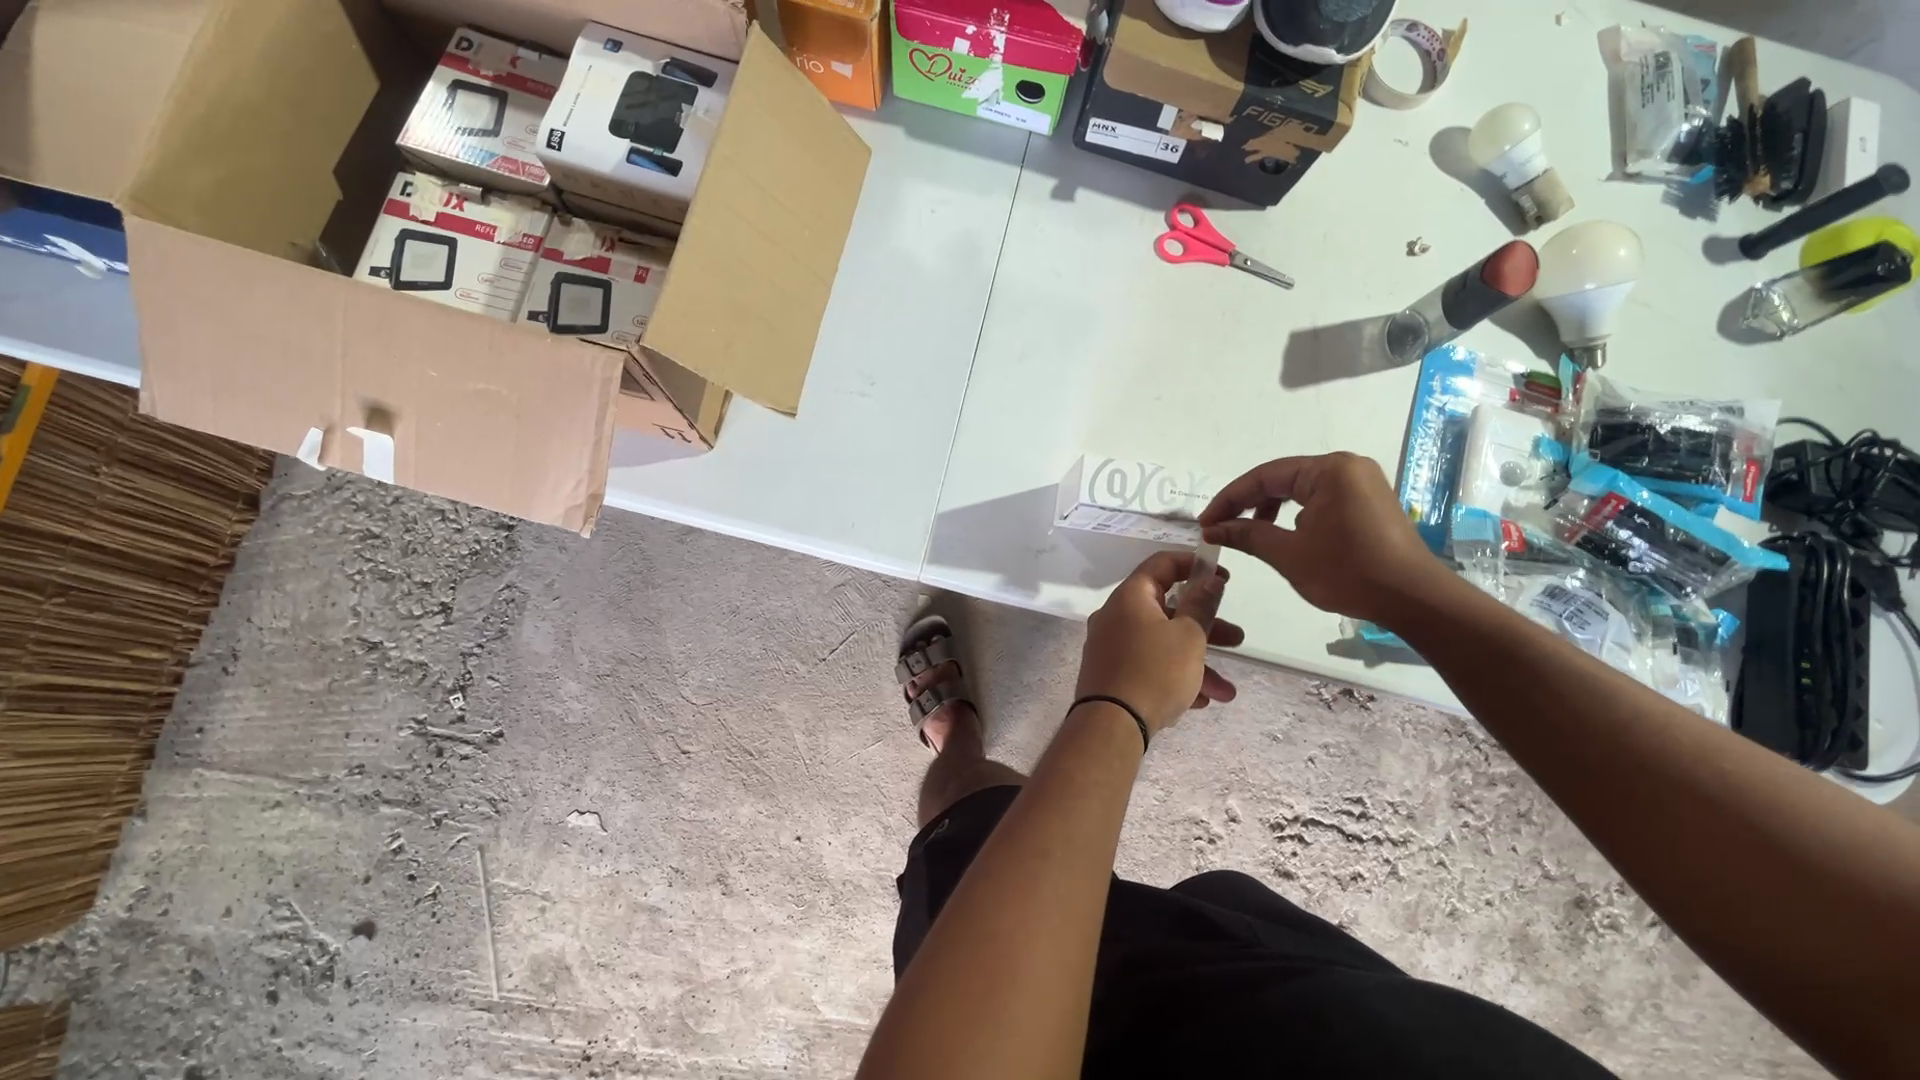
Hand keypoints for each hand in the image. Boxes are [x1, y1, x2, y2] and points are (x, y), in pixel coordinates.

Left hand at [1075, 552, 1243, 735]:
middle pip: (1167, 610)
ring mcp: (1110, 647)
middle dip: (1206, 628)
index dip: (1195, 565)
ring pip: (1161, 644)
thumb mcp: (1189, 636)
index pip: (1162, 564)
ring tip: (1226, 692)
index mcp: (1130, 597)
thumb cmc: (1155, 672)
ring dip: (1197, 663)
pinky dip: (1174, 677)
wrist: (1111, 726)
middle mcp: (1115, 617)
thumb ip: (1202, 605)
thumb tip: (1209, 579)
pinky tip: (1199, 702)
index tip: (1223, 577)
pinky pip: (1148, 667)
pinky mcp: (1110, 675)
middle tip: (1237, 639)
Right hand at [1199, 453, 1452, 626]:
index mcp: (1328, 469)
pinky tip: (1283, 534)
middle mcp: (1347, 466)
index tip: (1205, 523)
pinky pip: (1322, 498)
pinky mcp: (1370, 500)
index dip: (1229, 499)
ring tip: (1248, 533)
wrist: (1414, 598)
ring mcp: (1362, 482)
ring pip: (1302, 488)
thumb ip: (1247, 535)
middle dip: (1248, 503)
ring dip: (1271, 509)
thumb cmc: (1349, 572)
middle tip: (1220, 528)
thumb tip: (1213, 530)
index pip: (1264, 477)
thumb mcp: (1289, 554)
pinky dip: (1297, 513)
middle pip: (1283, 478)